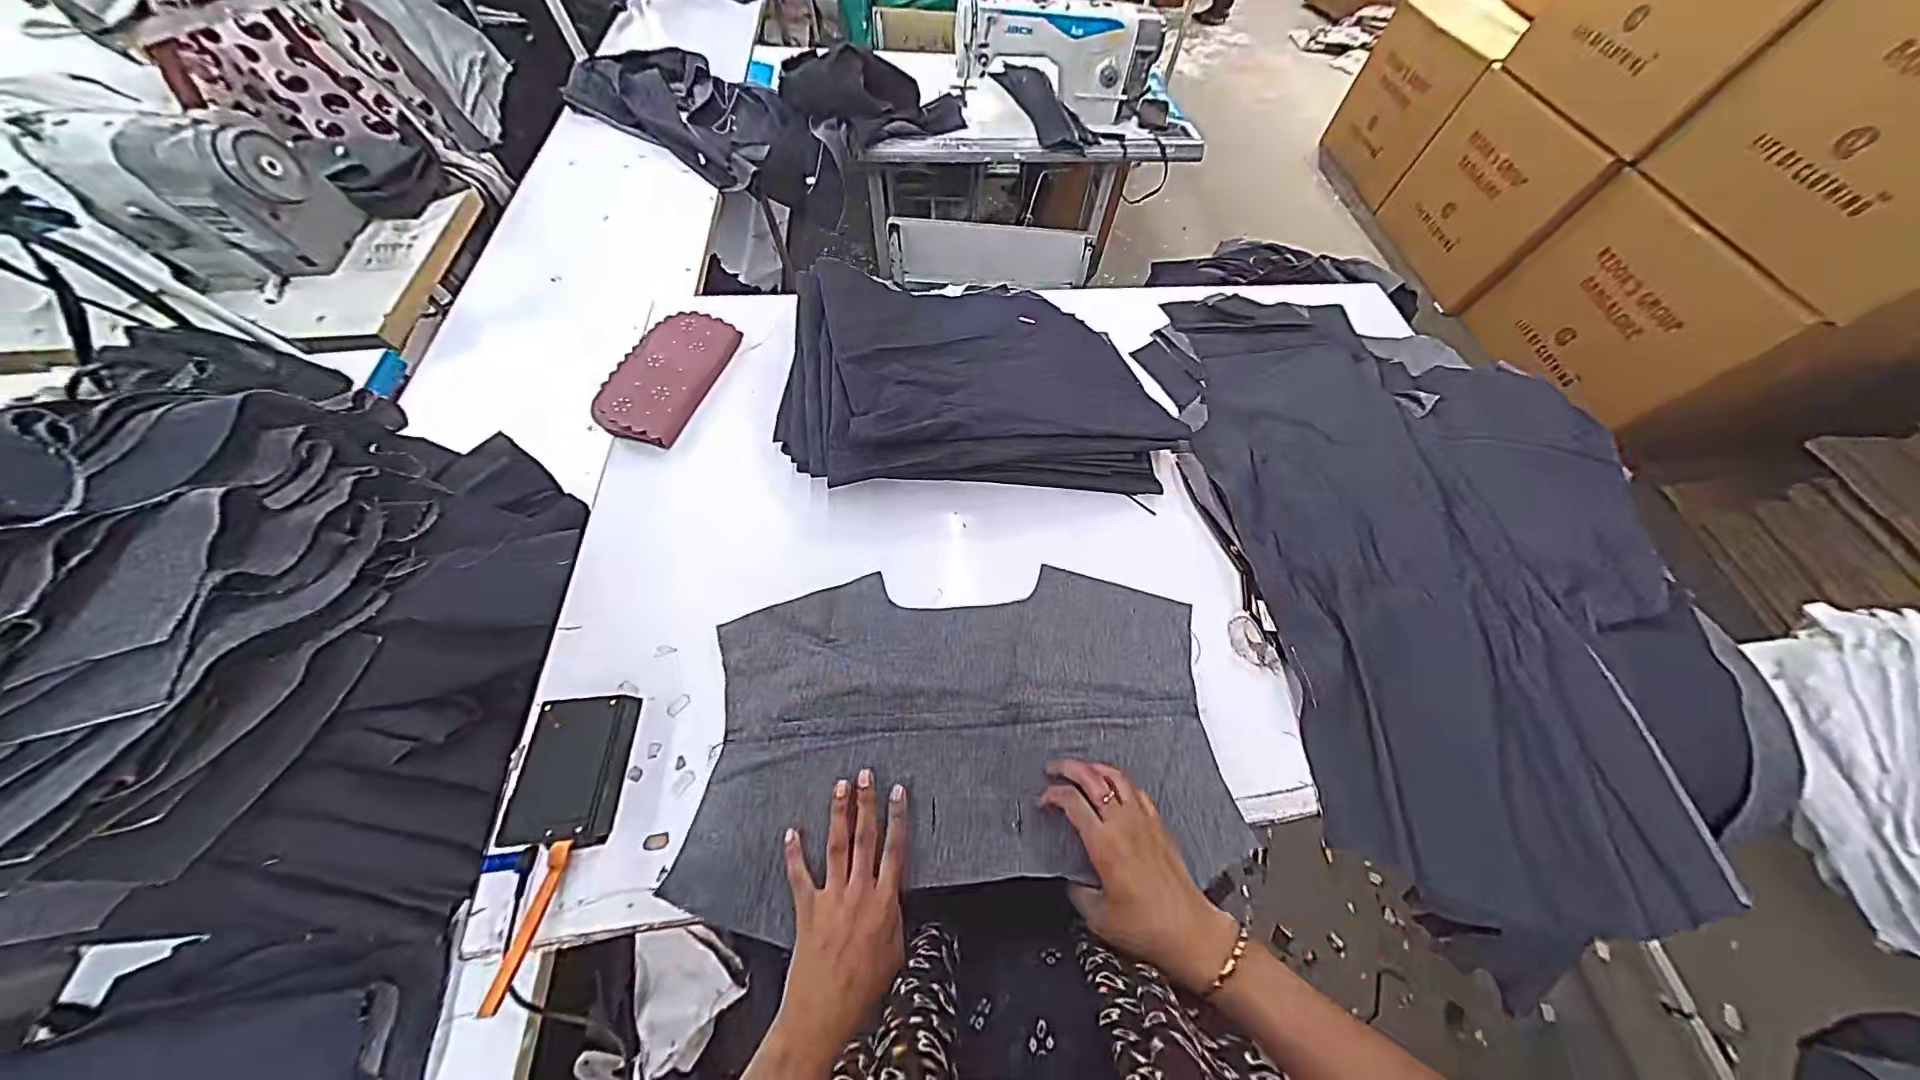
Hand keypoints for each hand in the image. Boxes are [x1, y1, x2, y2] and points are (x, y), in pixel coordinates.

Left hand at [751, 769, 908, 1075]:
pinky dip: (795, 852)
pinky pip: (800, 874)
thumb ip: (895, 918)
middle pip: (865, 837)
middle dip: (866, 803)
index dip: (897, 818)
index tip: (897, 793)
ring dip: (839, 814)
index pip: (895, 849)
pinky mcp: (808, 908)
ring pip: (837, 845)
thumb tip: (895, 902)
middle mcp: (858, 893)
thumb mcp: (896, 951)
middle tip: (866, 776)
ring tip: (840, 788)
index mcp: (884, 902)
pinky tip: (792, 832)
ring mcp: (832, 897)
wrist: (825, 1011)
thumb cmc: (863, 989)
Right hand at [1040, 759, 1238, 992]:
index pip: (1072, 801)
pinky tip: (1115, 785)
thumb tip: (1071, 879)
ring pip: (1116, 777)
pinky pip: (1137, 790)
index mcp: (1104, 844)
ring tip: (1081, 767)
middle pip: (1092, 778)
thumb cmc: (1149, 928)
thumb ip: (1077, 891)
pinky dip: (1120, 780)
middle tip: (1054, 768)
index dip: (1053, 794)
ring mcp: (1144, 822)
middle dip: (1068, 767)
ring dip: (1094, 767)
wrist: (1189, 932)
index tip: (1044, 799)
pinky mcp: (1159, 826)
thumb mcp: (1097, 916)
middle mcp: (1124, 825)